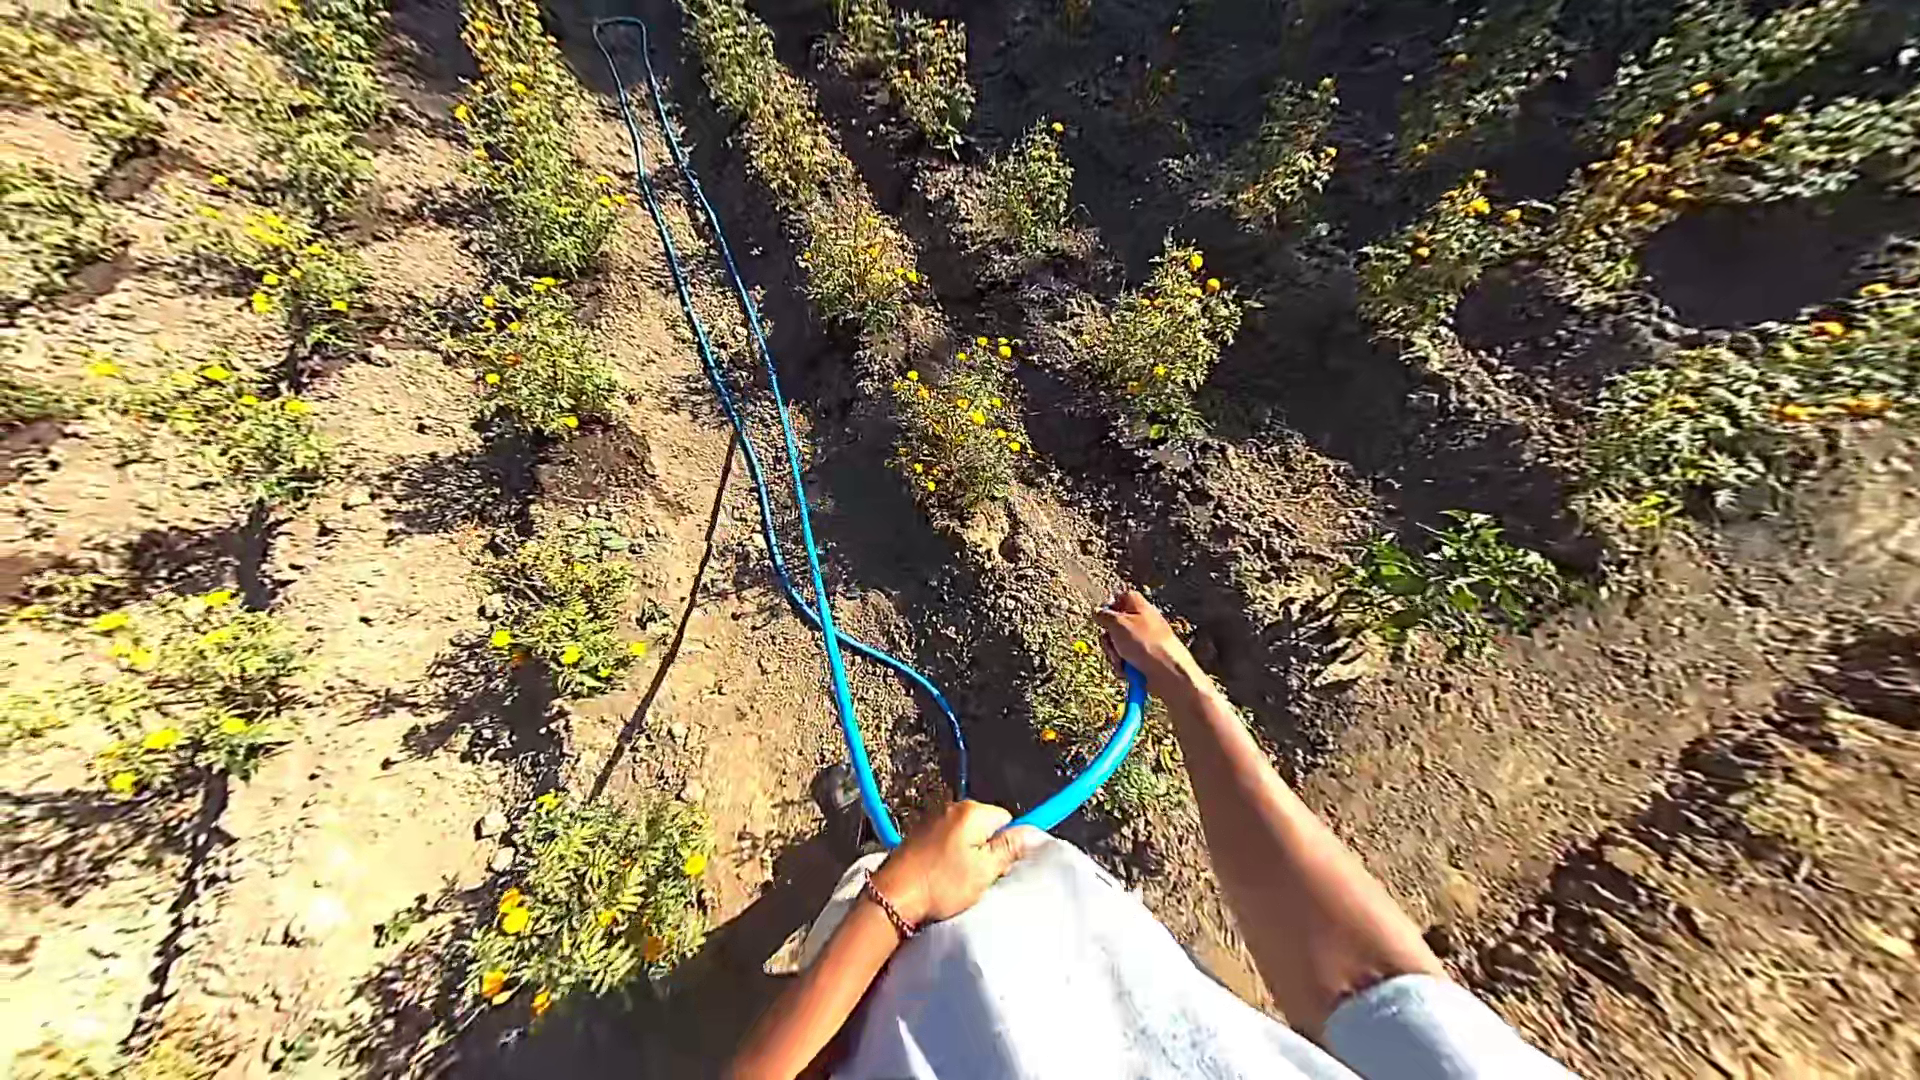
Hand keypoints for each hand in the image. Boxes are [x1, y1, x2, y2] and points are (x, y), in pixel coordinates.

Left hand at [869, 801, 1043, 925]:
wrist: (894, 895)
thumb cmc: (940, 884)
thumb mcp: (984, 871)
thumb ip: (1009, 849)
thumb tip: (1033, 833)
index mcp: (972, 812)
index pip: (1007, 818)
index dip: (1008, 844)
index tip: (1001, 866)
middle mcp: (953, 807)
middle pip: (986, 824)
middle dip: (987, 848)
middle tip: (980, 876)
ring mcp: (934, 817)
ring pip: (967, 833)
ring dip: (968, 852)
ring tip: (959, 879)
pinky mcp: (921, 831)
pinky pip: (948, 838)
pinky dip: (950, 854)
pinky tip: (943, 875)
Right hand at [1094, 589, 1200, 691]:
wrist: (1169, 673)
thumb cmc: (1146, 643)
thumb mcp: (1117, 624)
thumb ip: (1103, 615)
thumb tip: (1096, 612)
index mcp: (1138, 605)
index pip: (1117, 599)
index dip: (1107, 610)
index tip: (1103, 620)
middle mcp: (1141, 621)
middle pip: (1112, 627)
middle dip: (1108, 640)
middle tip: (1114, 645)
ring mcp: (1142, 641)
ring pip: (1116, 646)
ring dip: (1115, 656)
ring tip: (1124, 662)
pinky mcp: (1144, 659)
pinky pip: (1124, 661)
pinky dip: (1123, 667)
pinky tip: (1129, 671)